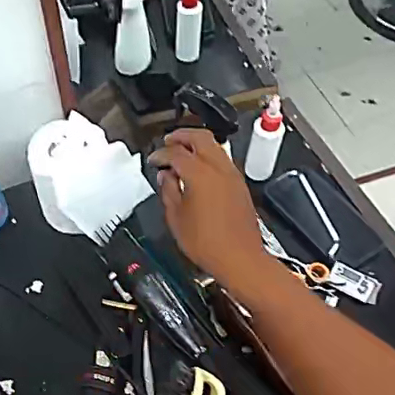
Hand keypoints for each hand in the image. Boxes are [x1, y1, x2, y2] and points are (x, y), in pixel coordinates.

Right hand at [150, 128, 275, 293]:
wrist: (240, 259)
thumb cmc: (210, 245)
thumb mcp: (176, 218)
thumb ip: (168, 191)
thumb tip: (166, 178)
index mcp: (200, 174)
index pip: (175, 152)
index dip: (161, 153)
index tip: (154, 159)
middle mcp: (220, 169)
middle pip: (200, 137)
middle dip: (181, 136)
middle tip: (168, 141)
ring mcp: (233, 176)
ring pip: (215, 146)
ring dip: (197, 145)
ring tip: (183, 154)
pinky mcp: (240, 186)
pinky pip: (224, 161)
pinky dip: (209, 158)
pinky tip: (200, 171)